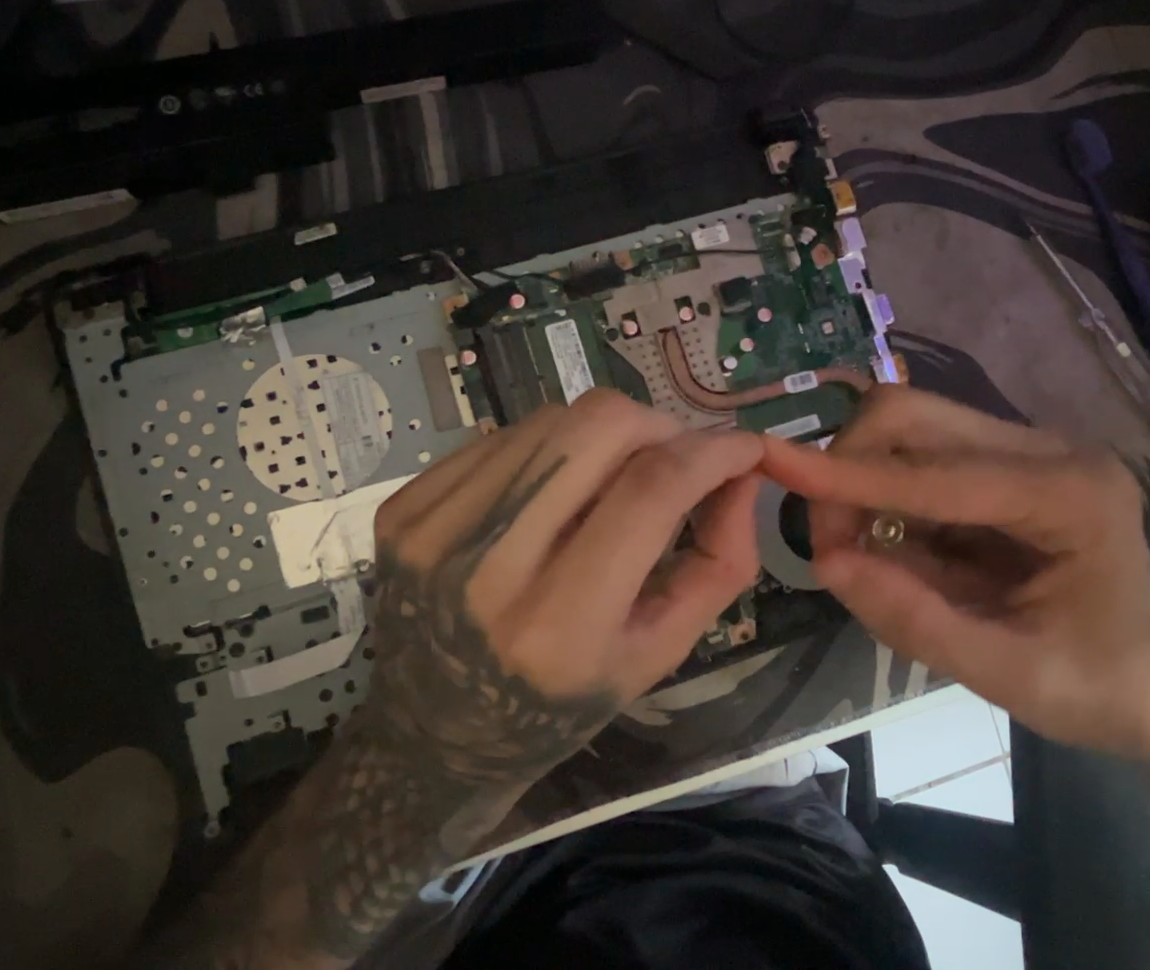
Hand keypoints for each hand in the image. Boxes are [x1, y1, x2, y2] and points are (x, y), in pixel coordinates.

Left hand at [368, 388, 762, 787]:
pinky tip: (554, 492)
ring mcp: (435, 528)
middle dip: (658, 425)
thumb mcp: (656, 655)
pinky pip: (503, 436)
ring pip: (551, 420)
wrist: (434, 729)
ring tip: (613, 479)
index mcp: (559, 625)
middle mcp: (488, 566)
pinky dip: (549, 448)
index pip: (651, 492)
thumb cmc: (558, 705)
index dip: (712, 453)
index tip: (742, 447)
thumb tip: (743, 474)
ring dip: (604, 435)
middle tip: (675, 458)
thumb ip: (717, 564)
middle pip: (597, 428)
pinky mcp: (406, 506)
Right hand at [760, 386, 1149, 758]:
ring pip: (905, 428)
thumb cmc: (1096, 690)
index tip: (772, 464)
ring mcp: (1025, 451)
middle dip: (849, 469)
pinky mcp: (999, 465)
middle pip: (913, 416)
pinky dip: (878, 495)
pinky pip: (913, 459)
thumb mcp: (1007, 675)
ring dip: (858, 480)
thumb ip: (915, 619)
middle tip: (829, 544)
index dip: (849, 476)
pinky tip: (885, 544)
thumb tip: (827, 562)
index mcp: (1071, 496)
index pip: (936, 472)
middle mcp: (1049, 451)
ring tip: (852, 551)